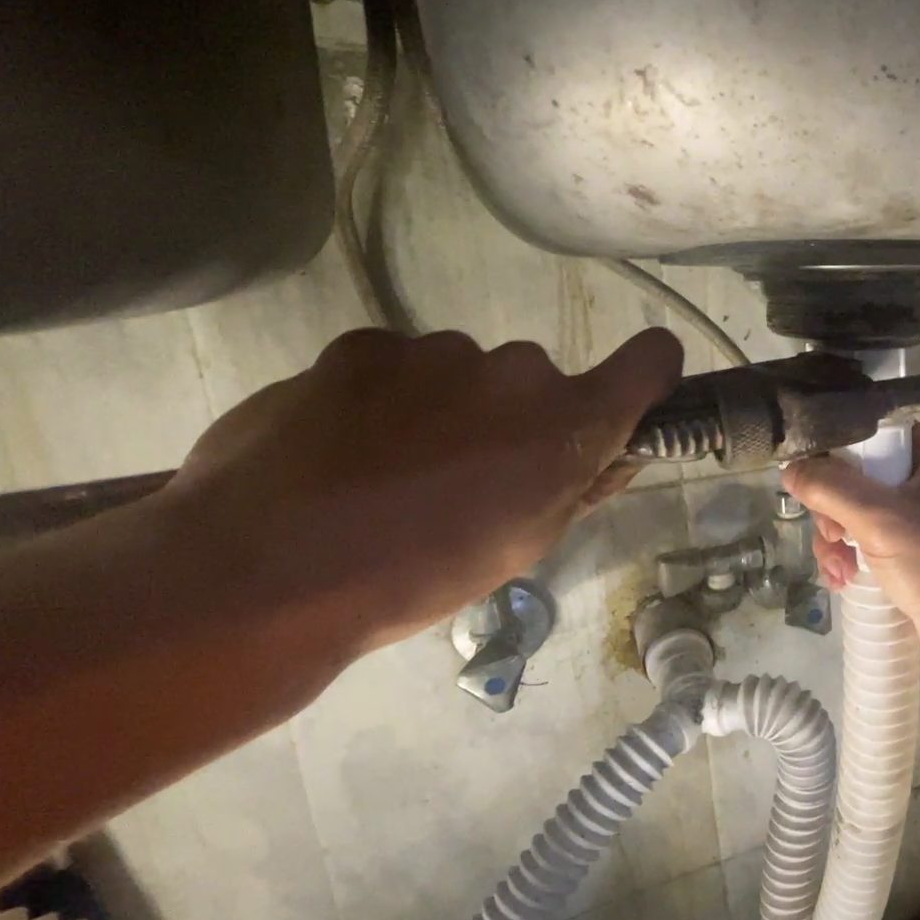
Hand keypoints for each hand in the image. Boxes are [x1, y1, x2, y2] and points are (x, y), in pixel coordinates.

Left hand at [163, 327, 681, 655]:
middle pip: (539, 379)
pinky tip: (348, 447)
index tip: (628, 400)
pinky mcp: (363, 345)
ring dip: (452, 405)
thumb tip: (615, 453)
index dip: (650, 373)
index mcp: (570, 422)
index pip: (651, 360)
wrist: (268, 569)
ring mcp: (437, 350)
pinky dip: (390, 395)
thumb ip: (583, 486)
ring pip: (466, 371)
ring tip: (394, 468)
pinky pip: (400, 362)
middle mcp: (517, 369)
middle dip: (518, 415)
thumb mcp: (527, 544)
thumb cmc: (424, 573)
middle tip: (471, 473)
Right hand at [781, 425, 919, 672]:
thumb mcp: (879, 518)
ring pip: (853, 510)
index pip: (871, 433)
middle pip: (855, 475)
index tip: (812, 479)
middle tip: (833, 536)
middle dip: (832, 510)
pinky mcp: (908, 548)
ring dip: (835, 540)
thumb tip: (789, 469)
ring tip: (838, 569)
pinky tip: (842, 580)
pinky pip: (864, 538)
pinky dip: (848, 556)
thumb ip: (830, 488)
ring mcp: (917, 515)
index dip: (836, 452)